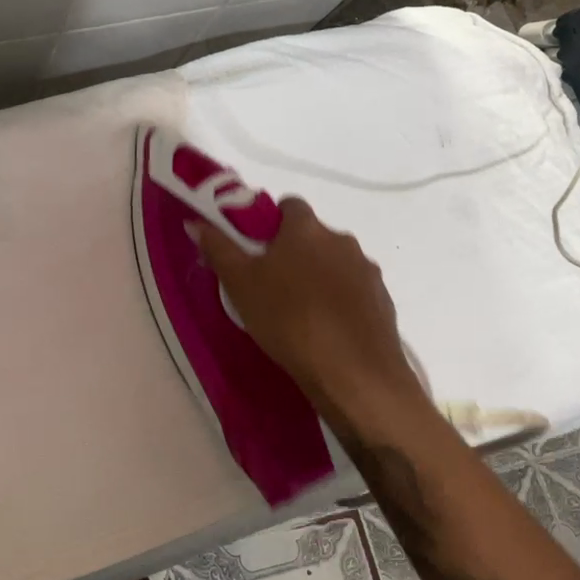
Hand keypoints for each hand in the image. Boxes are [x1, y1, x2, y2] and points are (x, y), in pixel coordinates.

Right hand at [196, 198, 423, 424]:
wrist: (354, 374)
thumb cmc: (289, 319)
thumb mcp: (239, 283)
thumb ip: (217, 247)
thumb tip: (196, 221)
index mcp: (306, 228)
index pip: (289, 205)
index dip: (270, 223)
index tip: (256, 250)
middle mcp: (341, 240)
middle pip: (312, 236)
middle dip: (294, 253)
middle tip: (270, 285)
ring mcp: (367, 271)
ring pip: (334, 264)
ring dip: (318, 278)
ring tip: (299, 314)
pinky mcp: (383, 302)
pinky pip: (354, 292)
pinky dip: (339, 303)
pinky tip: (325, 332)